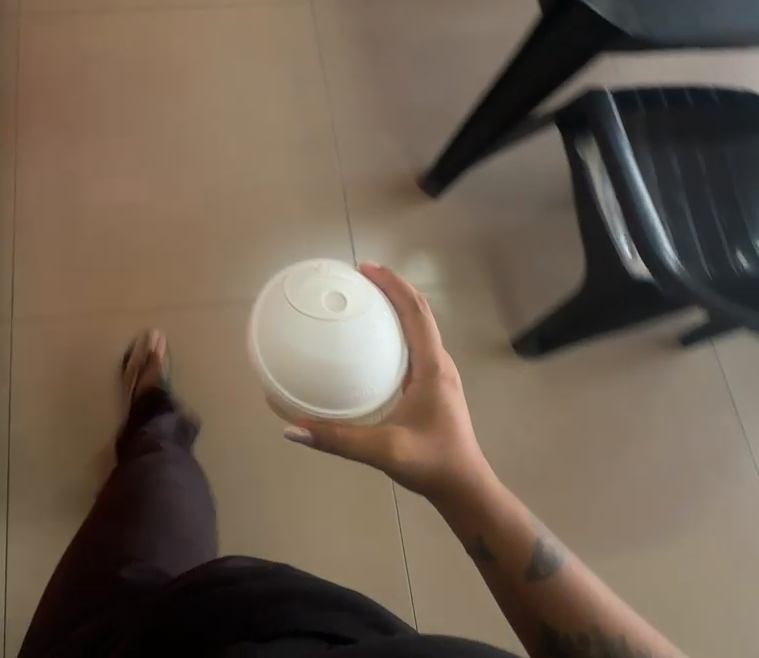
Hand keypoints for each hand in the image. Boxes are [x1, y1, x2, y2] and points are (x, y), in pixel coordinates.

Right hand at [285, 264, 490, 502]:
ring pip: (419, 326)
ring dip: (396, 305)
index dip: (393, 285)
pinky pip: (415, 343)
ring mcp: (438, 374)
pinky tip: (372, 340)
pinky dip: (396, 327)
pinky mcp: (433, 386)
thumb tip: (292, 429)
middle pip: (419, 311)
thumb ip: (338, 440)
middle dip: (392, 287)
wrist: (466, 490)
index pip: (416, 312)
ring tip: (365, 298)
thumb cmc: (432, 463)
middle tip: (359, 276)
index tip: (365, 268)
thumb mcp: (384, 451)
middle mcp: (438, 363)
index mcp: (432, 367)